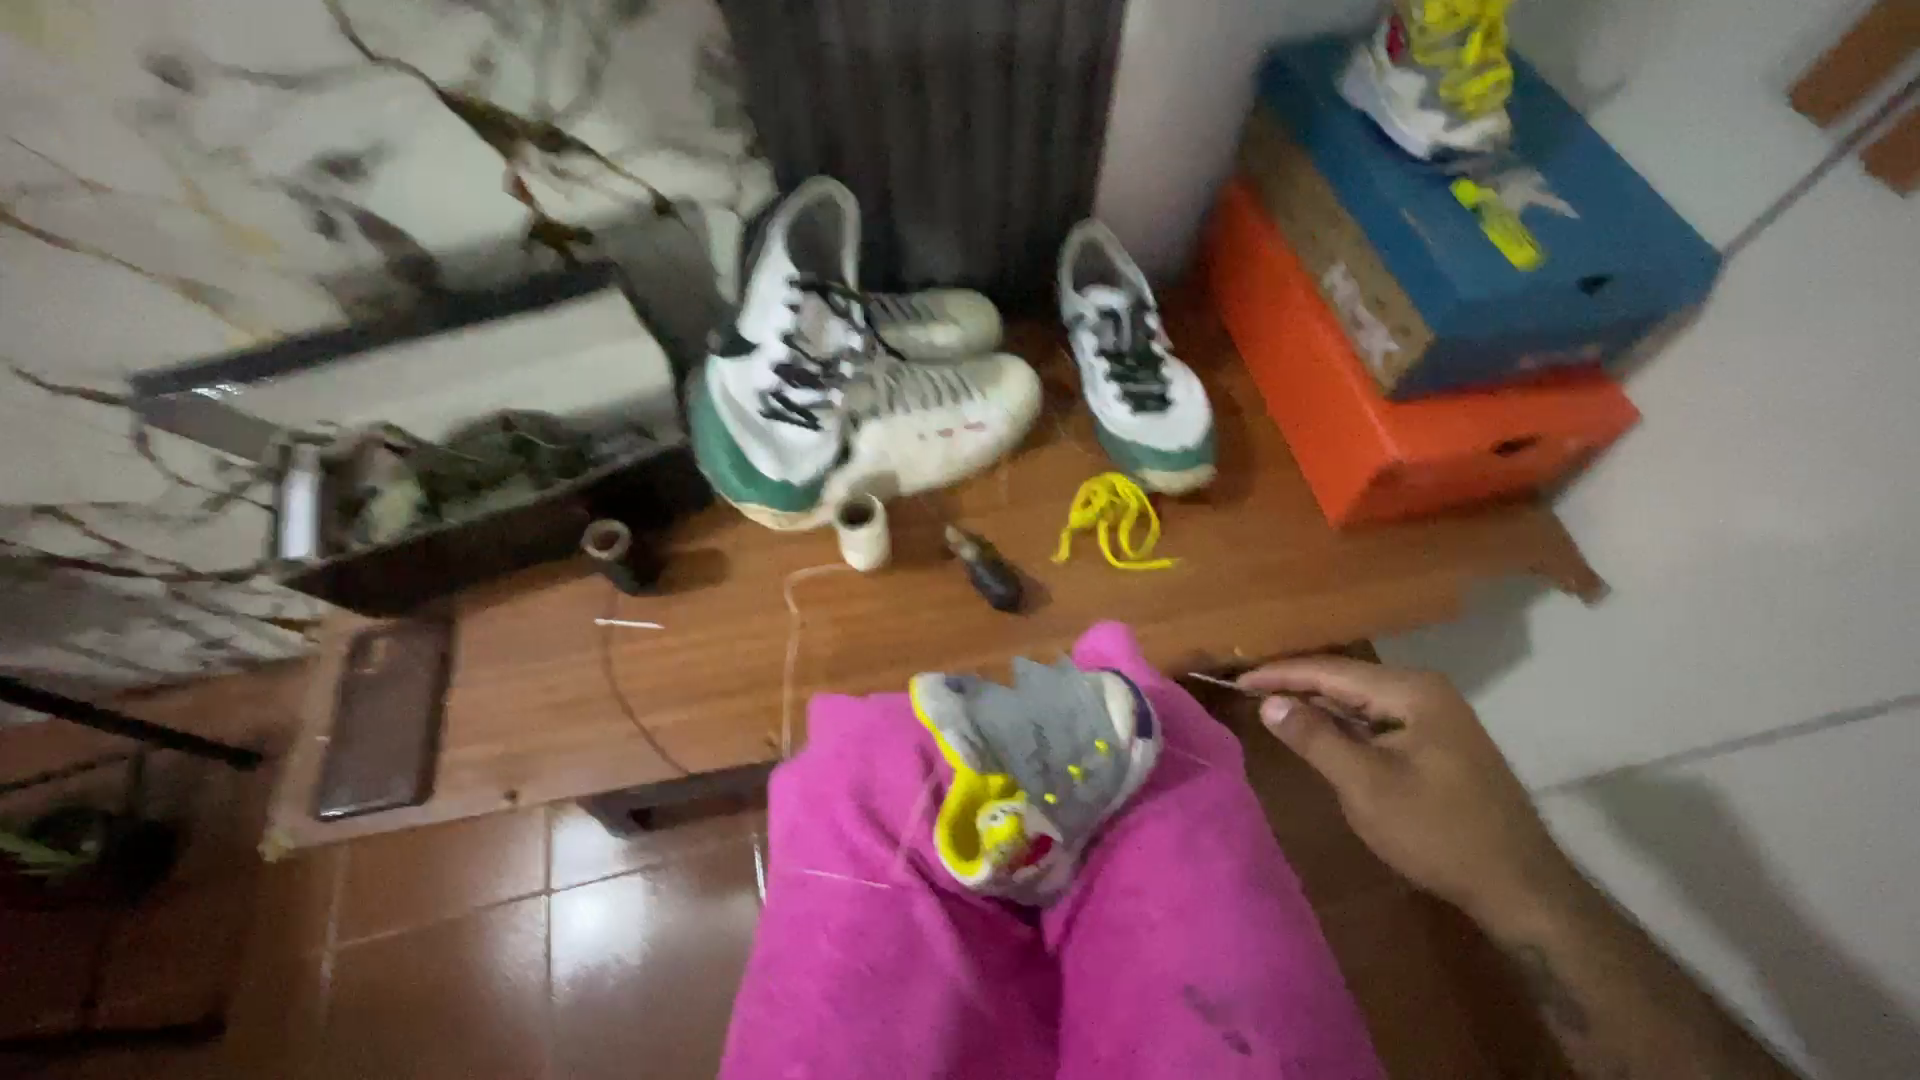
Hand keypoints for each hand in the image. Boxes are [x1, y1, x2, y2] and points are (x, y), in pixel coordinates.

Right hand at [1239, 656, 1576, 922]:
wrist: (1519, 886)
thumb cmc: (1438, 832)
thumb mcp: (1366, 787)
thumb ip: (1315, 738)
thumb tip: (1269, 703)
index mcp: (1411, 692)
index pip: (1330, 670)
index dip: (1280, 675)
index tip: (1236, 680)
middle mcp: (1424, 691)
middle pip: (1345, 678)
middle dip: (1295, 684)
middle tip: (1246, 690)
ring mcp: (1433, 716)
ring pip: (1359, 700)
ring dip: (1316, 703)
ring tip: (1270, 705)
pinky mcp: (1435, 741)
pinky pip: (1376, 720)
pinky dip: (1341, 723)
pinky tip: (1316, 730)